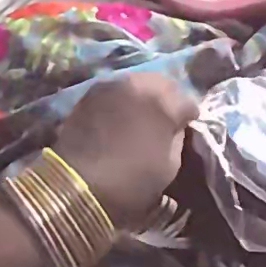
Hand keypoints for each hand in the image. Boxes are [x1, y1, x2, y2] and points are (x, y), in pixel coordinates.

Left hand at [53, 73, 199, 227]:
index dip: (188, 118)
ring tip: (142, 115)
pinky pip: (116, 90)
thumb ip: (176, 138)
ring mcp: (112, 85)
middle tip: (165, 119)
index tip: (185, 129)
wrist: (77, 185)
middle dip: (168, 99)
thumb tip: (173, 127)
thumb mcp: (170, 166)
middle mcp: (138, 83)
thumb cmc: (131, 181)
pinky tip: (121, 116)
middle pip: (163, 83)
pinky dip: (123, 99)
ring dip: (144, 95)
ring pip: (138, 82)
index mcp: (164, 101)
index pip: (188, 102)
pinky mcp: (90, 93)